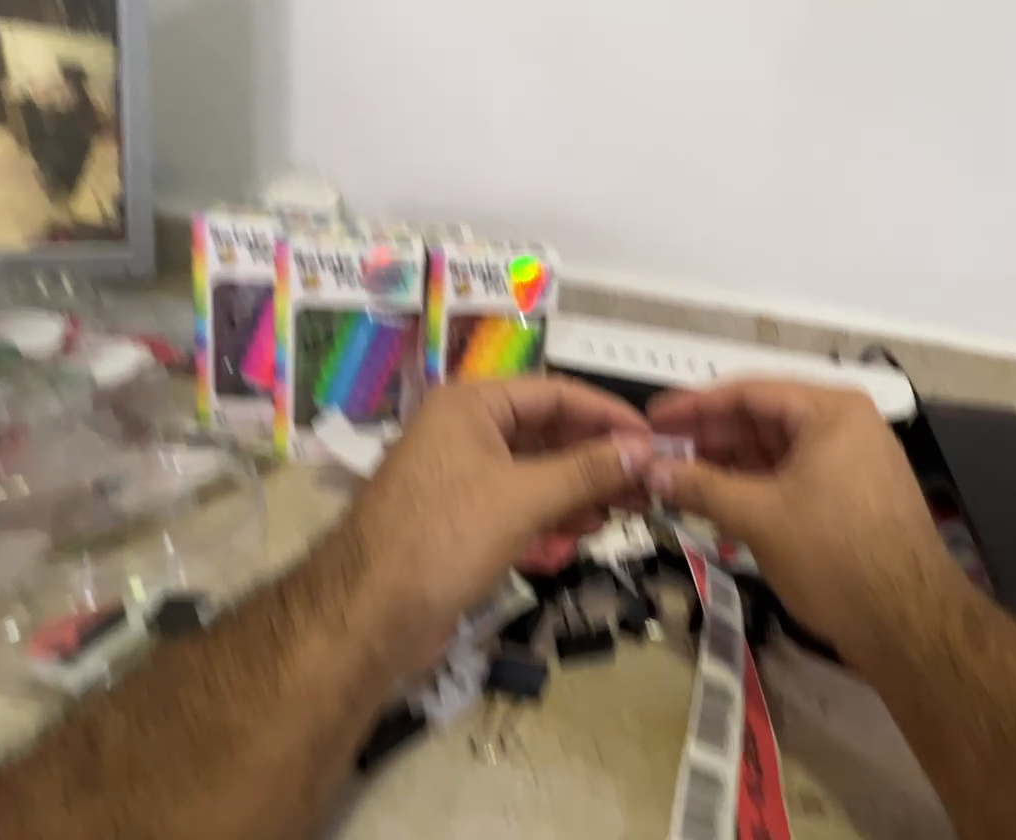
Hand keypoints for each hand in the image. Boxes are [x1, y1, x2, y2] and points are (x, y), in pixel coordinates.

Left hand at [356, 377, 653, 648]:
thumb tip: (645, 449)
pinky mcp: (461, 520)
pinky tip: (578, 539)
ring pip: (537, 475)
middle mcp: (466, 432)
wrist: (362, 622)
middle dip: (597, 462)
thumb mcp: (524, 498)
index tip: (652, 439)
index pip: (556, 393)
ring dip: (580, 493)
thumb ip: (588, 470)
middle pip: (549, 435)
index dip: (607, 415)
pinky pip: (518, 507)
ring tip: (625, 513)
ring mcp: (462, 478)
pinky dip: (549, 519)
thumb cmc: (444, 538)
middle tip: (646, 483)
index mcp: (472, 405)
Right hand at [647, 380, 960, 657]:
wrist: (910, 626)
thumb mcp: (759, 516)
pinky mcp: (850, 494)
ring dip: (728, 461)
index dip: (696, 405)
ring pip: (776, 449)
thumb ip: (700, 486)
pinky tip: (717, 495)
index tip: (654, 417)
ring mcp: (851, 459)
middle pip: (763, 418)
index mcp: (830, 410)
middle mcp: (844, 424)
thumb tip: (649, 472)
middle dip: (710, 436)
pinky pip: (792, 474)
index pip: (750, 392)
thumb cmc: (834, 556)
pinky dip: (754, 483)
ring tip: (679, 475)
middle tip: (659, 450)